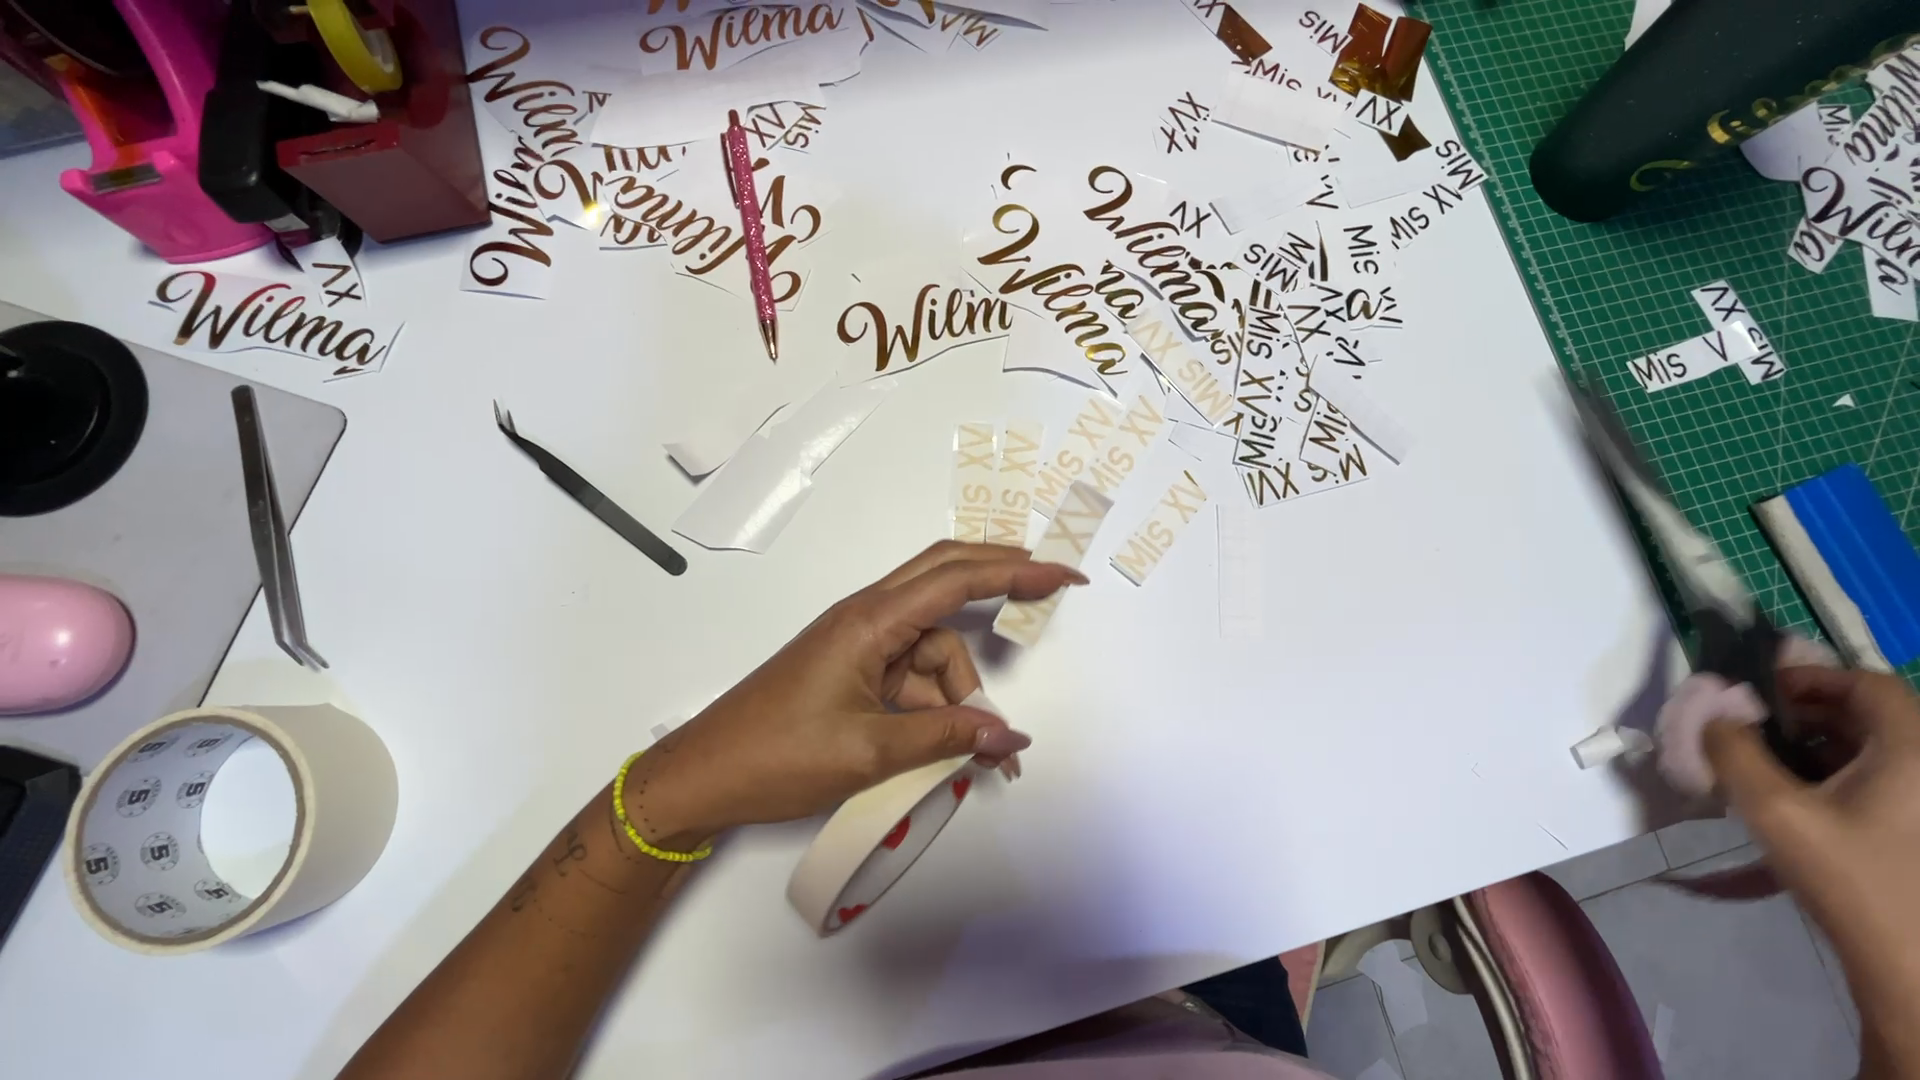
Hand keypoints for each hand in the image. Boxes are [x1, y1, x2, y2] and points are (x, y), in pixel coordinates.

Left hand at [621, 541, 1084, 846]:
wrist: (704, 776)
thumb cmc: (780, 757)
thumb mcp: (872, 751)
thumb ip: (947, 737)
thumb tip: (1012, 738)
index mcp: (870, 619)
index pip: (956, 578)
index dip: (1015, 571)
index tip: (1064, 575)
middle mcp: (867, 617)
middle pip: (945, 579)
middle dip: (997, 582)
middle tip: (1048, 592)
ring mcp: (859, 643)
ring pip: (932, 645)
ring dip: (961, 689)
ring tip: (978, 753)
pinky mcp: (853, 670)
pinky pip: (910, 673)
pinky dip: (936, 703)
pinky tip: (946, 746)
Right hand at [1704, 667, 1919, 1075]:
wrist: (1911, 962)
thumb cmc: (1850, 876)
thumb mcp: (1772, 808)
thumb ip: (1731, 750)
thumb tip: (1710, 712)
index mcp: (1913, 751)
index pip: (1865, 683)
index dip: (1808, 677)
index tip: (1755, 693)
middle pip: (1871, 713)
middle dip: (1804, 712)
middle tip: (1750, 728)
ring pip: (1874, 746)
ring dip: (1816, 743)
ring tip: (1764, 763)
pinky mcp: (1916, 825)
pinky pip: (1881, 777)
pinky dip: (1835, 771)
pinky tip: (1797, 796)